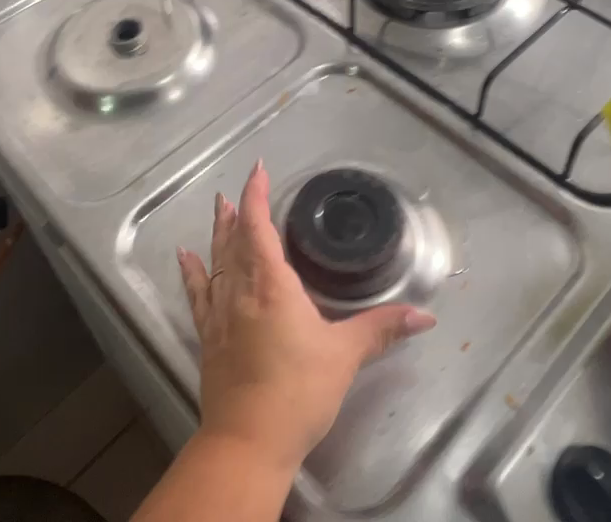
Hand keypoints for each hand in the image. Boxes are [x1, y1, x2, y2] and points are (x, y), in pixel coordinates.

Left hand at [176, 162, 436, 470]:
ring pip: (217, 261)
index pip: (260, 228)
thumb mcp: (345, 357)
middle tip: (236, 190)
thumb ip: (382, 330)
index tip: (257, 170)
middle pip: (235, 240)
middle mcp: (241, 291)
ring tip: (217, 209)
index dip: (257, 196)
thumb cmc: (299, 392)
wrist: (249, 440)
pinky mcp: (209, 337)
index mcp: (272, 286)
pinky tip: (184, 257)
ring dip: (217, 233)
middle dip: (238, 212)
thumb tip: (426, 316)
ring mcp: (220, 314)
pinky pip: (198, 294)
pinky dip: (191, 272)